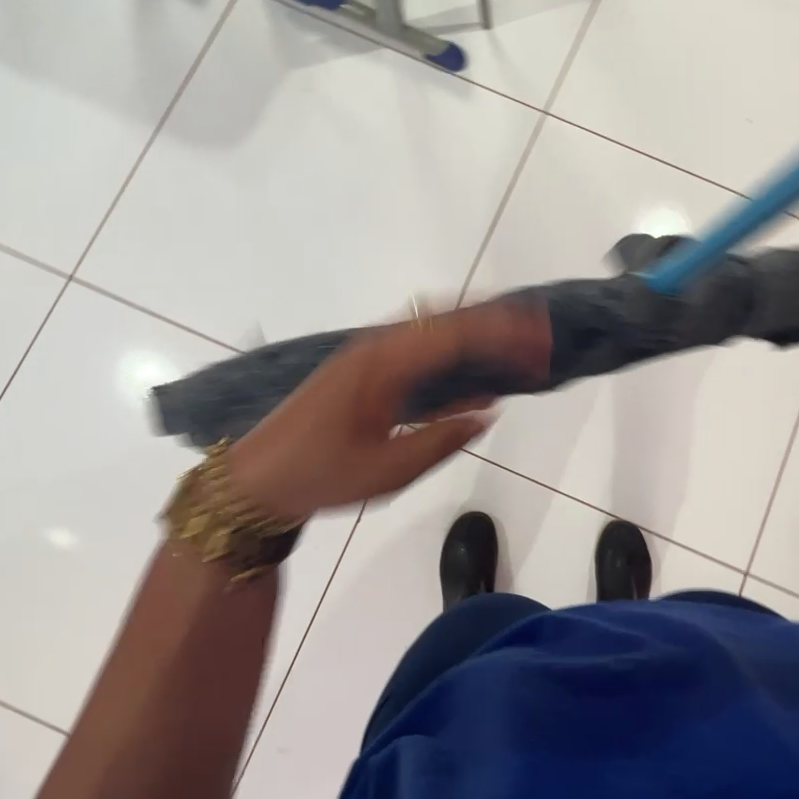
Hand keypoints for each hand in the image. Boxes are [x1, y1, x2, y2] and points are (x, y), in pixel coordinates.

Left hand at [228, 302, 551, 519]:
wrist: (256, 480)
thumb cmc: (318, 476)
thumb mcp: (387, 470)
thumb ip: (441, 439)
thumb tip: (487, 413)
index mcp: (382, 363)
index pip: (454, 333)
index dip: (503, 333)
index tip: (542, 340)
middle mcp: (376, 347)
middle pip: (446, 317)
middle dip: (497, 321)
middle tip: (540, 333)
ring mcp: (368, 355)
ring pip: (432, 328)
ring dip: (475, 331)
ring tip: (518, 343)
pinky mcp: (365, 370)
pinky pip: (417, 349)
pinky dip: (451, 351)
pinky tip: (474, 374)